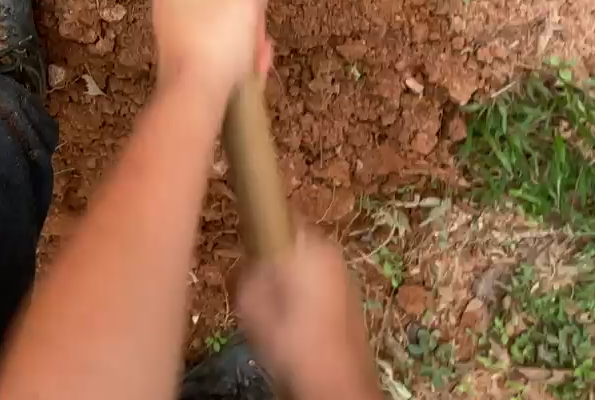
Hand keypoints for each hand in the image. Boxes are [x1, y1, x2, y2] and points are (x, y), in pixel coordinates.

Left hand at [151, 0, 270, 103]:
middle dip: (246, 22)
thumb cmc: (212, 43)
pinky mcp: (186, 68)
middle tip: (256, 31)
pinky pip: (219, 59)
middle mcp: (168, 10)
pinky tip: (253, 73)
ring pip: (222, 36)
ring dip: (246, 46)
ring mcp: (176, 41)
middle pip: (219, 7)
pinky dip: (237, 66)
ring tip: (258, 55)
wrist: (196, 94)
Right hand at [238, 228, 381, 399]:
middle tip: (254, 281)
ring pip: (304, 263)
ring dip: (288, 276)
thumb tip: (246, 263)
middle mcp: (331, 252)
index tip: (243, 243)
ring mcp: (345, 276)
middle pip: (290, 239)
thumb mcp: (250, 303)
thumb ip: (243, 272)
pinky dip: (304, 294)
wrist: (337, 390)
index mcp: (309, 243)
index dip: (256, 224)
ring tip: (273, 306)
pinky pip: (317, 283)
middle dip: (271, 255)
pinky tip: (293, 321)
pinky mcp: (351, 301)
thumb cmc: (292, 340)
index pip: (276, 211)